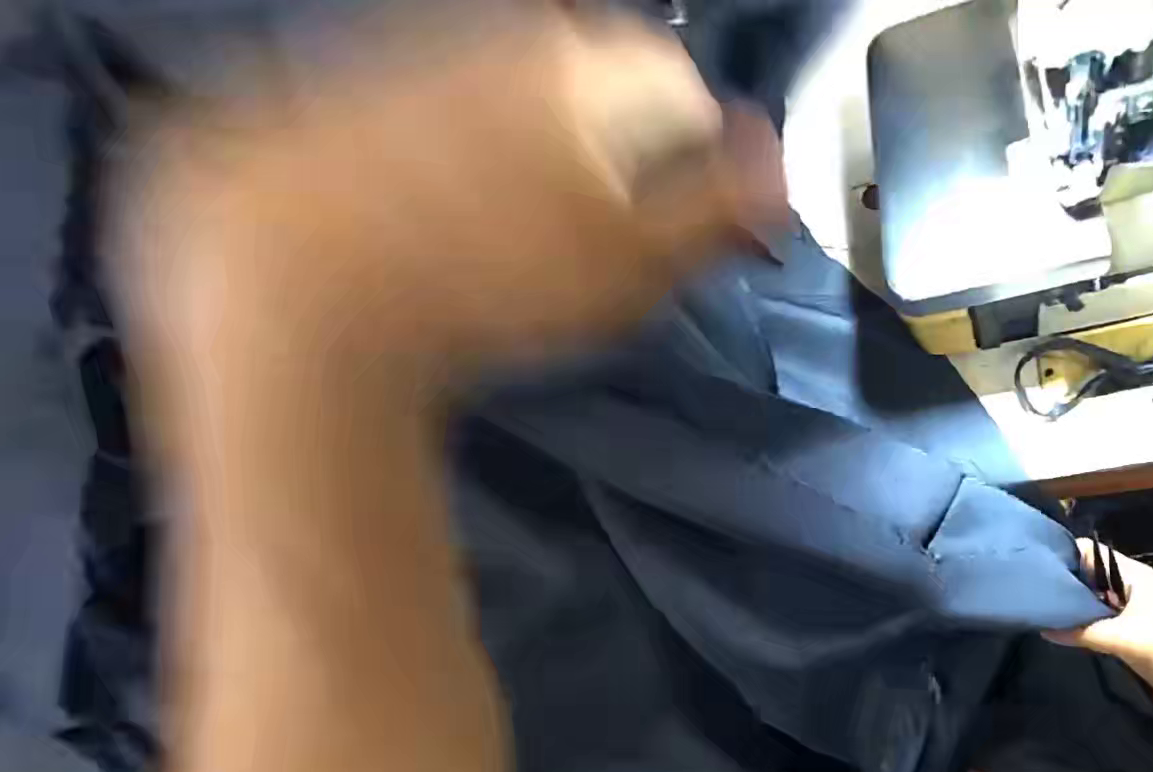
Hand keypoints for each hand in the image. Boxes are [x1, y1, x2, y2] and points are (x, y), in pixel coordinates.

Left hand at [111, 2, 787, 404]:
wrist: (297, 283)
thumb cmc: (502, 281)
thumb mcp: (641, 264)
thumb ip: (720, 209)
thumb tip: (779, 160)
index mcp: (585, 70)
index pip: (684, 87)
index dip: (700, 158)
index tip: (679, 222)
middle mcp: (505, 32)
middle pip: (606, 86)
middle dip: (629, 152)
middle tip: (609, 236)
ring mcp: (422, 47)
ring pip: (531, 95)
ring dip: (555, 152)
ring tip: (530, 232)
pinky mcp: (354, 79)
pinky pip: (454, 104)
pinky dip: (478, 150)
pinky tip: (458, 213)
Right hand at [1046, 539, 1152, 721]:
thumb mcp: (1125, 638)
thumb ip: (1084, 631)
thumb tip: (1042, 627)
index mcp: (1135, 576)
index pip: (1092, 553)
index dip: (1065, 555)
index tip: (1033, 566)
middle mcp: (1129, 589)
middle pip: (1088, 578)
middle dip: (1063, 584)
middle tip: (1027, 593)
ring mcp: (1128, 614)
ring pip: (1090, 603)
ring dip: (1070, 609)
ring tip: (1034, 612)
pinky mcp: (1126, 637)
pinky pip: (1096, 625)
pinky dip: (1079, 628)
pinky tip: (1056, 633)